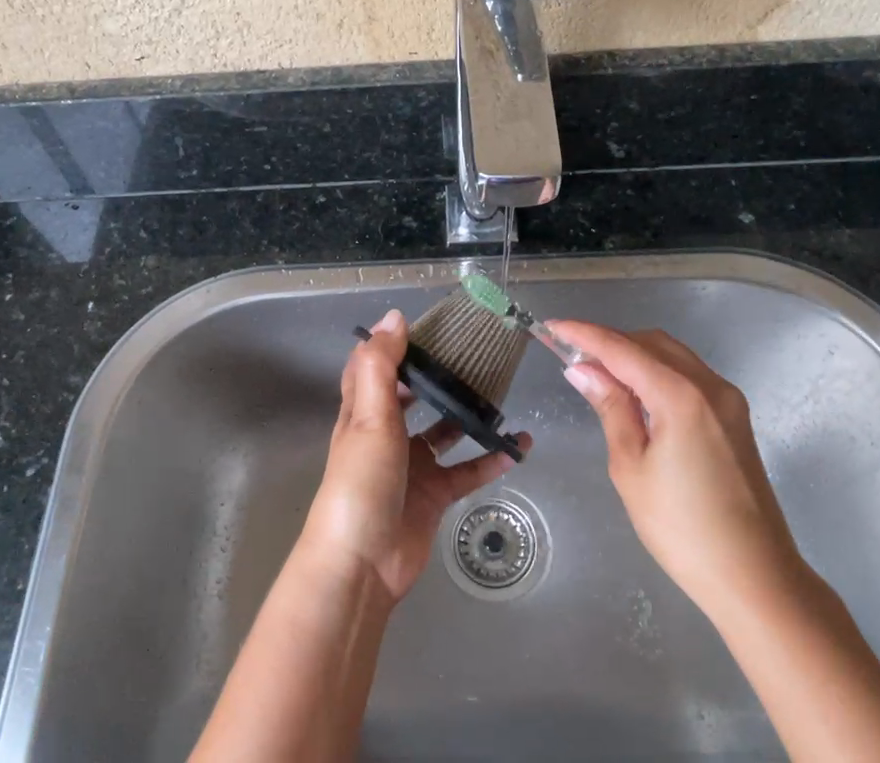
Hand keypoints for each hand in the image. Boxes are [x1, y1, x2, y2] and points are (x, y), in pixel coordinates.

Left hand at [296, 309, 531, 600]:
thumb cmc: (361, 482)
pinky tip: (518, 447)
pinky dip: (491, 460)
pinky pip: (467, 471)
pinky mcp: (434, 496)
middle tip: (476, 356)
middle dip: (439, 379)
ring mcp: (412, 467)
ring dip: (470, 417)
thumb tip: (394, 316)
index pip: (374, 369)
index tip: (428, 326)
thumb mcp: (368, 418)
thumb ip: (381, 367)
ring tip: (503, 396)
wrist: (363, 562)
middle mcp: (386, 435)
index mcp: (362, 413)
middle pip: (414, 398)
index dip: (394, 346)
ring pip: (446, 433)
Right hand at [549, 321, 802, 614]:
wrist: (753, 575)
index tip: (552, 327)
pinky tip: (634, 395)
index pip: (623, 349)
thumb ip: (610, 409)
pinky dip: (657, 375)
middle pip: (652, 344)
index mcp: (682, 395)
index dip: (585, 335)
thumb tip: (583, 371)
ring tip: (597, 374)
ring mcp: (728, 402)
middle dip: (610, 342)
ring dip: (634, 357)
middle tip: (570, 356)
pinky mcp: (734, 420)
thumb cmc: (681, 527)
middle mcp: (710, 386)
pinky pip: (689, 379)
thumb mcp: (630, 467)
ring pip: (673, 358)